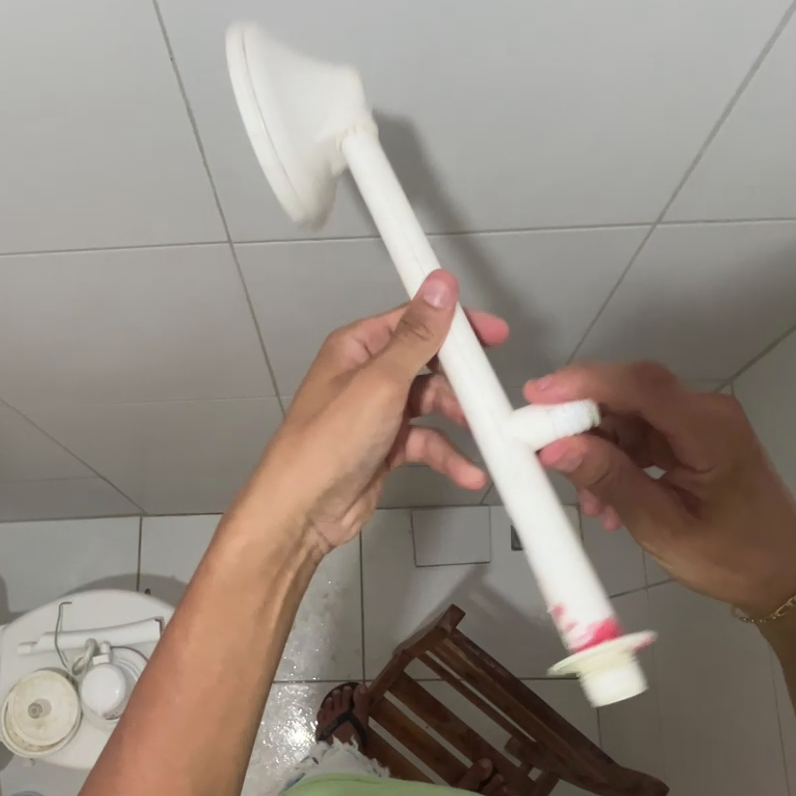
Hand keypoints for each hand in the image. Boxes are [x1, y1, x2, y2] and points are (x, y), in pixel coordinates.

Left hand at [239, 270, 508, 556]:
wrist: (303, 510)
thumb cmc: (328, 442)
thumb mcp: (380, 381)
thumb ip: (416, 336)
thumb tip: (440, 285)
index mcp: (357, 347)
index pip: (413, 321)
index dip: (455, 325)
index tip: (492, 335)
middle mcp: (366, 376)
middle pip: (427, 363)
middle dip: (460, 378)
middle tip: (490, 390)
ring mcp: (376, 413)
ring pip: (431, 403)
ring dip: (458, 417)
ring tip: (483, 431)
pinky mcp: (385, 447)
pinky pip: (426, 442)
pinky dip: (447, 454)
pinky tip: (467, 471)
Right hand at [524, 361, 795, 614]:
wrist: (785, 578)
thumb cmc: (732, 559)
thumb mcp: (662, 527)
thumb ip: (610, 480)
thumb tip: (554, 448)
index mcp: (709, 428)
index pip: (641, 385)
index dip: (585, 383)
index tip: (535, 396)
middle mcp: (706, 412)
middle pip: (629, 394)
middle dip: (581, 420)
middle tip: (541, 450)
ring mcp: (699, 424)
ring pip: (629, 416)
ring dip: (597, 449)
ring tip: (588, 500)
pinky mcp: (691, 440)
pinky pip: (640, 436)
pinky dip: (615, 460)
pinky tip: (605, 498)